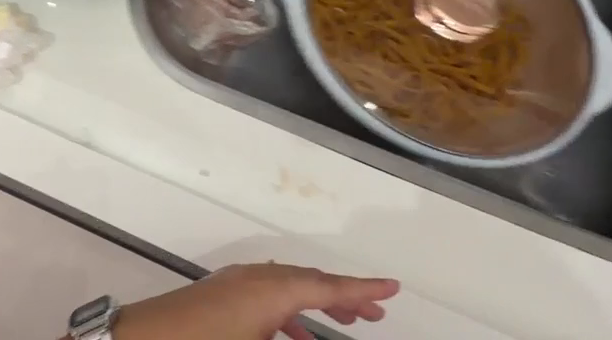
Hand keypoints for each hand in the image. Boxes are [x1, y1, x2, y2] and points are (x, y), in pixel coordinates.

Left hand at [111, 262, 399, 339]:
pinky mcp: (219, 295)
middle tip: (377, 313)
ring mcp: (233, 284)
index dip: (361, 288)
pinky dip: (289, 310)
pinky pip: (265, 295)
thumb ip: (296, 338)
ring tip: (346, 322)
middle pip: (307, 280)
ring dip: (317, 301)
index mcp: (267, 290)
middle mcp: (252, 279)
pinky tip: (296, 335)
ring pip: (286, 287)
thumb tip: (312, 335)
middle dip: (343, 294)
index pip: (324, 286)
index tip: (392, 286)